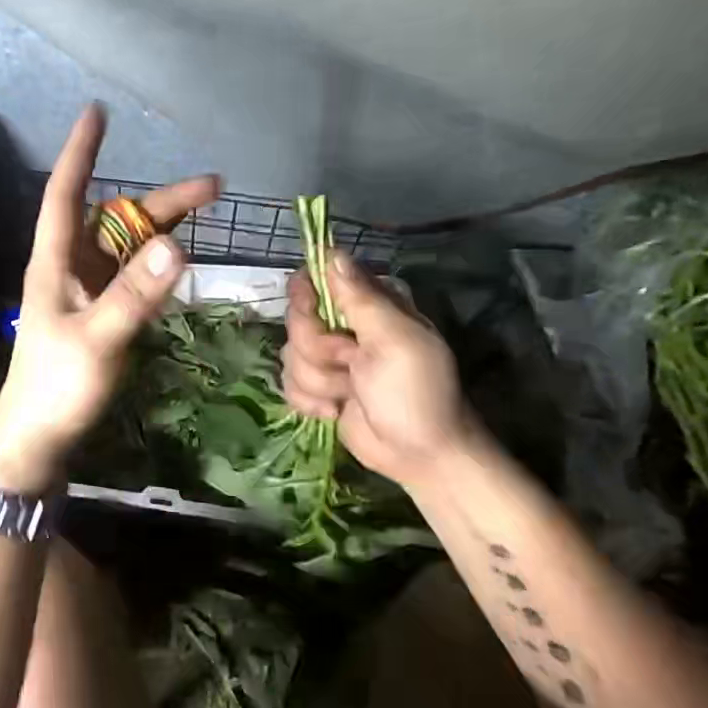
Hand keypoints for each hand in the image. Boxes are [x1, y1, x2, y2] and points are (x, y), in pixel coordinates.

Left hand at [0, 106, 217, 493]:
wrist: (39, 437)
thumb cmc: (56, 386)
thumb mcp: (97, 340)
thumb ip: (134, 296)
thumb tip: (177, 245)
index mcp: (56, 261)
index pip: (65, 193)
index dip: (80, 152)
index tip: (96, 112)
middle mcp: (71, 266)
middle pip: (114, 217)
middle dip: (159, 199)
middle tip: (212, 186)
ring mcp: (87, 289)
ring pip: (127, 245)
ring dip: (163, 227)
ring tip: (207, 212)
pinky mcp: (101, 311)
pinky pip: (132, 273)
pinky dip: (156, 261)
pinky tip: (180, 258)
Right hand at [281, 251, 481, 483]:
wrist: (419, 456)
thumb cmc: (415, 393)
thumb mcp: (395, 340)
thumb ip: (360, 297)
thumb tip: (331, 251)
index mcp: (370, 303)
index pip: (316, 279)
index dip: (307, 299)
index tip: (316, 317)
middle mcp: (345, 324)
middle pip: (295, 319)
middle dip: (317, 350)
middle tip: (350, 365)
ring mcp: (328, 356)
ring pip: (289, 354)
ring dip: (318, 381)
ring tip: (349, 394)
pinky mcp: (317, 386)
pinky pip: (287, 382)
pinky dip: (309, 401)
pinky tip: (334, 410)